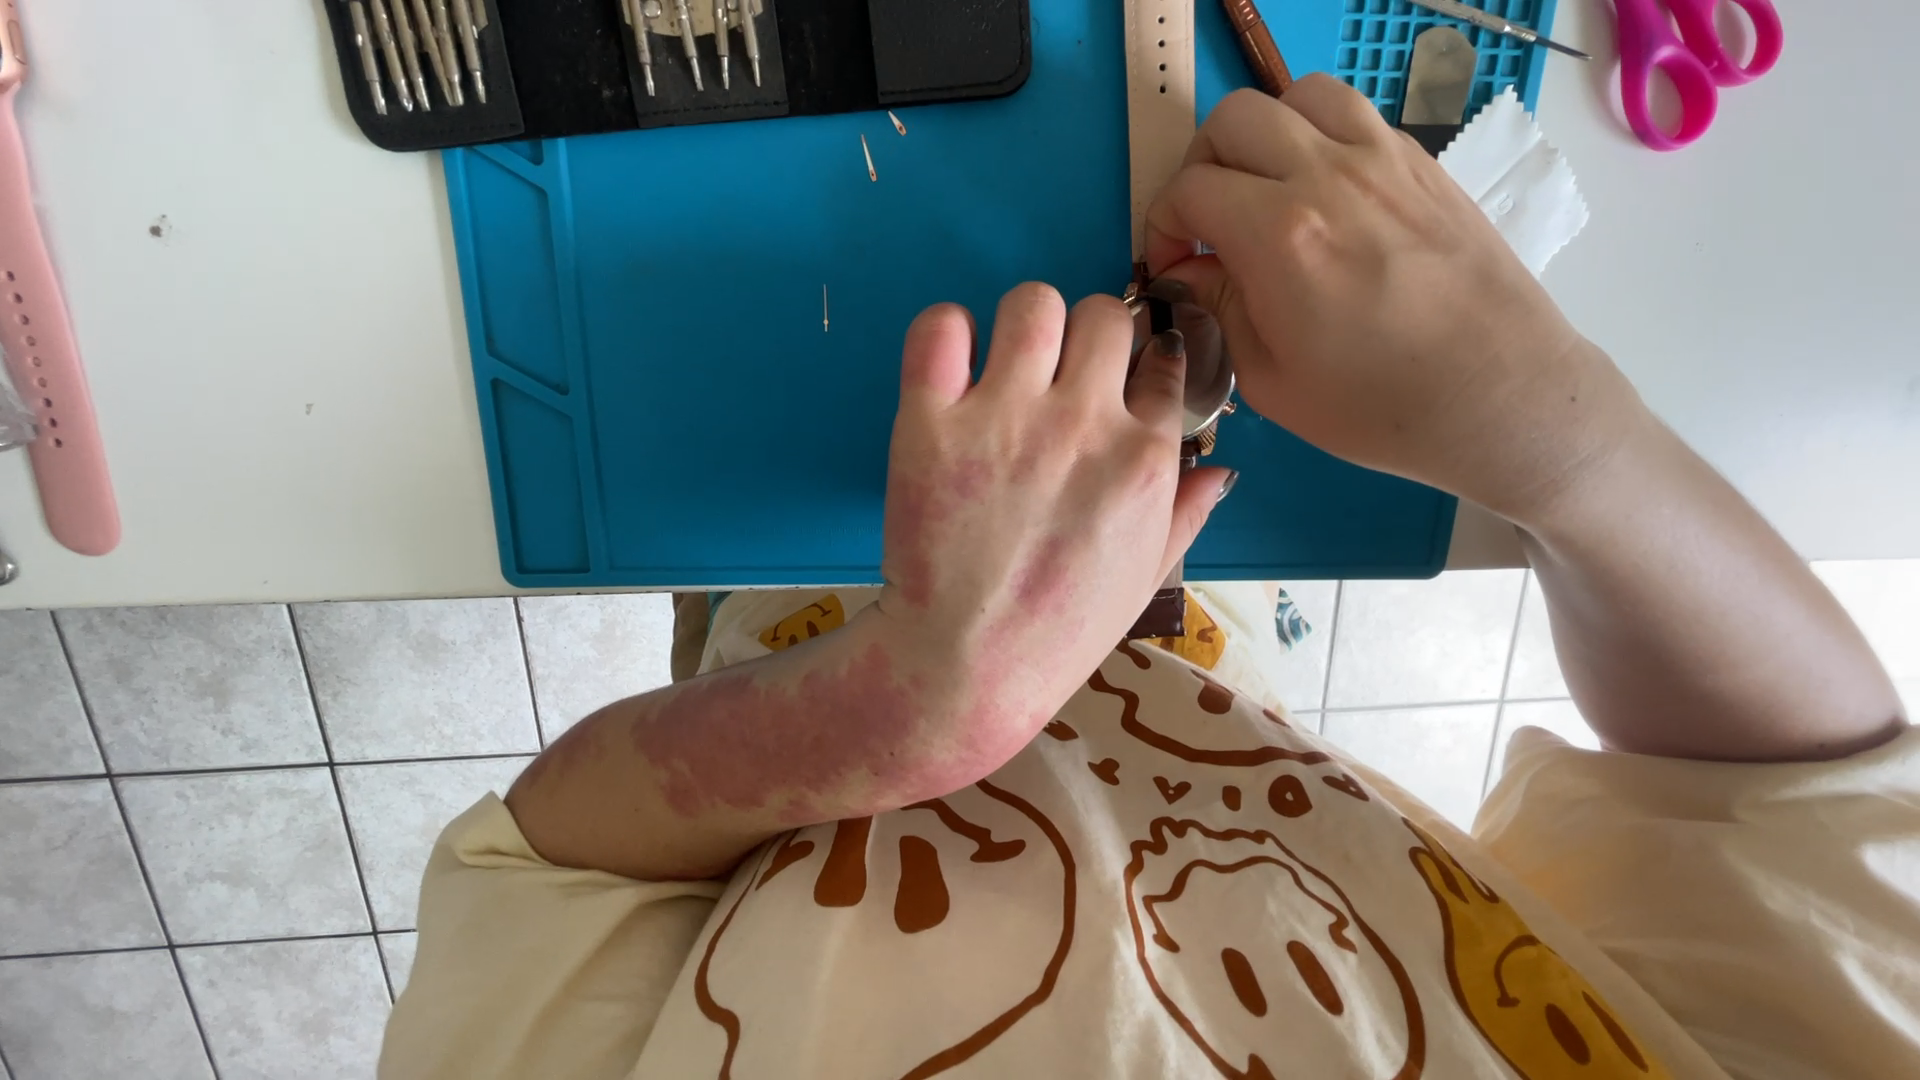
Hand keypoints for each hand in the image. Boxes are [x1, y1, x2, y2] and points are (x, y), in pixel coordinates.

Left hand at [867, 284, 1232, 787]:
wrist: (965, 664)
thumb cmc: (1060, 631)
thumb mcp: (1146, 580)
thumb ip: (1188, 515)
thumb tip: (1221, 467)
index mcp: (1144, 459)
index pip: (1160, 360)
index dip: (1139, 364)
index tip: (1116, 380)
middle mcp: (1082, 423)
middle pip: (1101, 313)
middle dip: (1087, 335)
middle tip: (1059, 374)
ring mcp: (1004, 417)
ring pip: (1032, 302)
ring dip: (1025, 325)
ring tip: (1007, 368)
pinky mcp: (928, 423)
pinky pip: (941, 326)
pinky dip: (947, 333)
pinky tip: (952, 367)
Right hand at [1145, 76, 1645, 521]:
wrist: (1495, 396)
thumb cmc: (1373, 405)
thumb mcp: (1268, 377)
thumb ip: (1219, 308)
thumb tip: (1187, 272)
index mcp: (1280, 236)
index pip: (1189, 189)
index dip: (1161, 228)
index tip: (1172, 269)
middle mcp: (1327, 176)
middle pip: (1232, 121)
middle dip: (1199, 170)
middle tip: (1206, 227)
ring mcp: (1381, 158)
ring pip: (1295, 95)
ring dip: (1260, 137)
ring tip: (1261, 194)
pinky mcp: (1420, 161)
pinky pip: (1350, 113)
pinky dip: (1313, 137)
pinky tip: (1318, 196)